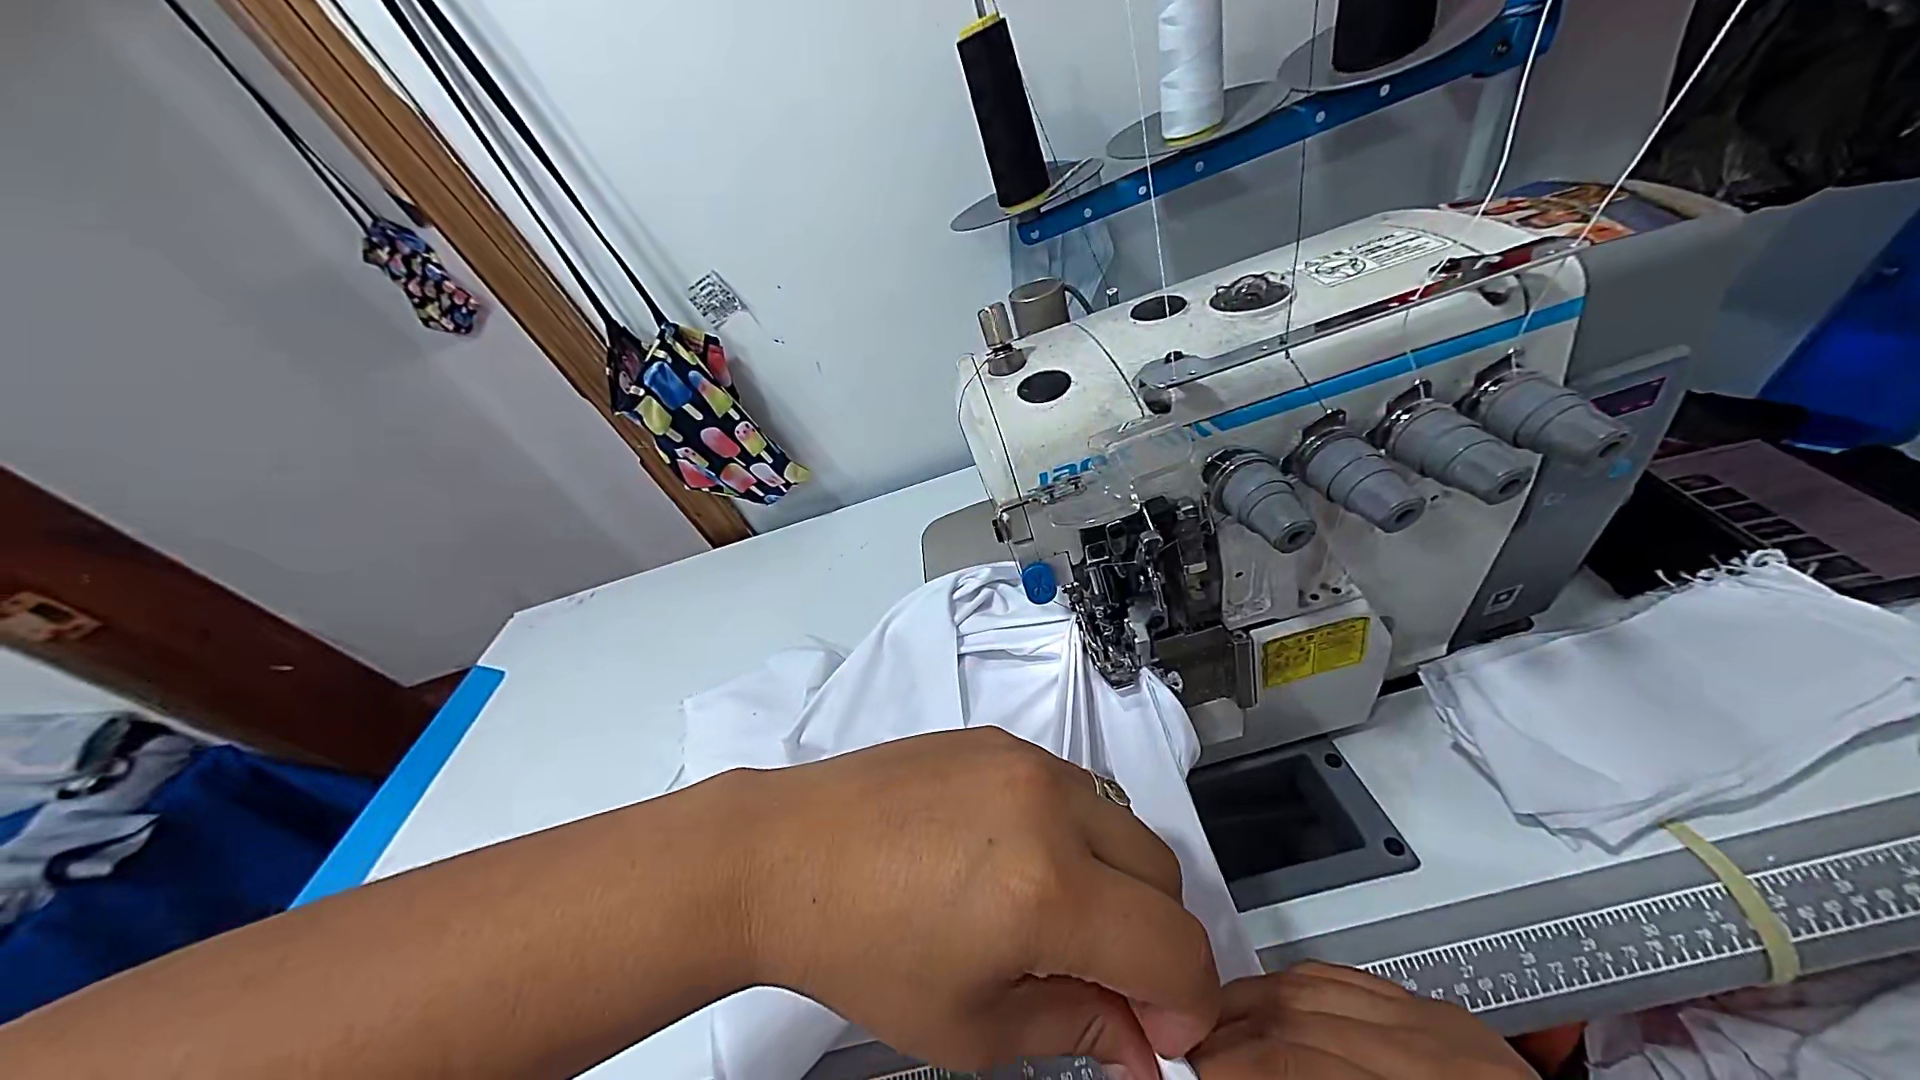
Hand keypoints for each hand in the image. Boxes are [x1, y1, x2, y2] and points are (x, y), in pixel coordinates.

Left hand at [729, 727, 1220, 1076]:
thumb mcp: (971, 1025)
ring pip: (1123, 824)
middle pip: (1165, 874)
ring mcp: (1024, 758)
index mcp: (1048, 887)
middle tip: (1100, 975)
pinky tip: (1012, 857)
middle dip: (1152, 937)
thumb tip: (1142, 1045)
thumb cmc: (862, 950)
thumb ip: (1078, 1029)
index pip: (1177, 946)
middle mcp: (1049, 804)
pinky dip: (1072, 832)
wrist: (786, 853)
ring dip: (1115, 879)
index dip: (1184, 1004)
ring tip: (1050, 912)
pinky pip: (1072, 788)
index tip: (1153, 1030)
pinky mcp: (999, 737)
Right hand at [1189, 964, 1532, 1079]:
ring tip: (1216, 1030)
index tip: (1187, 1071)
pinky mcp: (1439, 1011)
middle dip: (1225, 1035)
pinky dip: (1290, 987)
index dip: (1226, 1064)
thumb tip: (1228, 1077)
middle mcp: (1434, 1055)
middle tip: (1190, 1054)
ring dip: (1247, 1005)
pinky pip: (1343, 976)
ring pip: (1307, 985)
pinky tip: (1267, 1006)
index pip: (1291, 1064)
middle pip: (1290, 1016)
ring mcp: (1438, 1023)